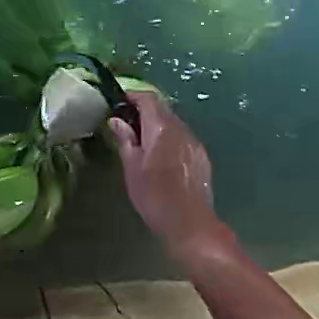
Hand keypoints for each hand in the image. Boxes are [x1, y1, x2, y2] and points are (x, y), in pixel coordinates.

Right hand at [108, 92, 221, 252]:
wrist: (189, 221)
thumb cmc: (154, 196)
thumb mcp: (132, 168)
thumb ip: (125, 140)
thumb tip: (116, 120)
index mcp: (162, 128)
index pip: (149, 99)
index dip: (134, 96)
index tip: (120, 101)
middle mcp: (181, 128)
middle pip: (163, 109)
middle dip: (145, 111)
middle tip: (127, 123)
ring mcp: (194, 141)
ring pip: (174, 123)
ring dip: (158, 125)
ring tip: (142, 142)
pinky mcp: (201, 155)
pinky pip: (183, 137)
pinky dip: (170, 138)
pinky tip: (162, 156)